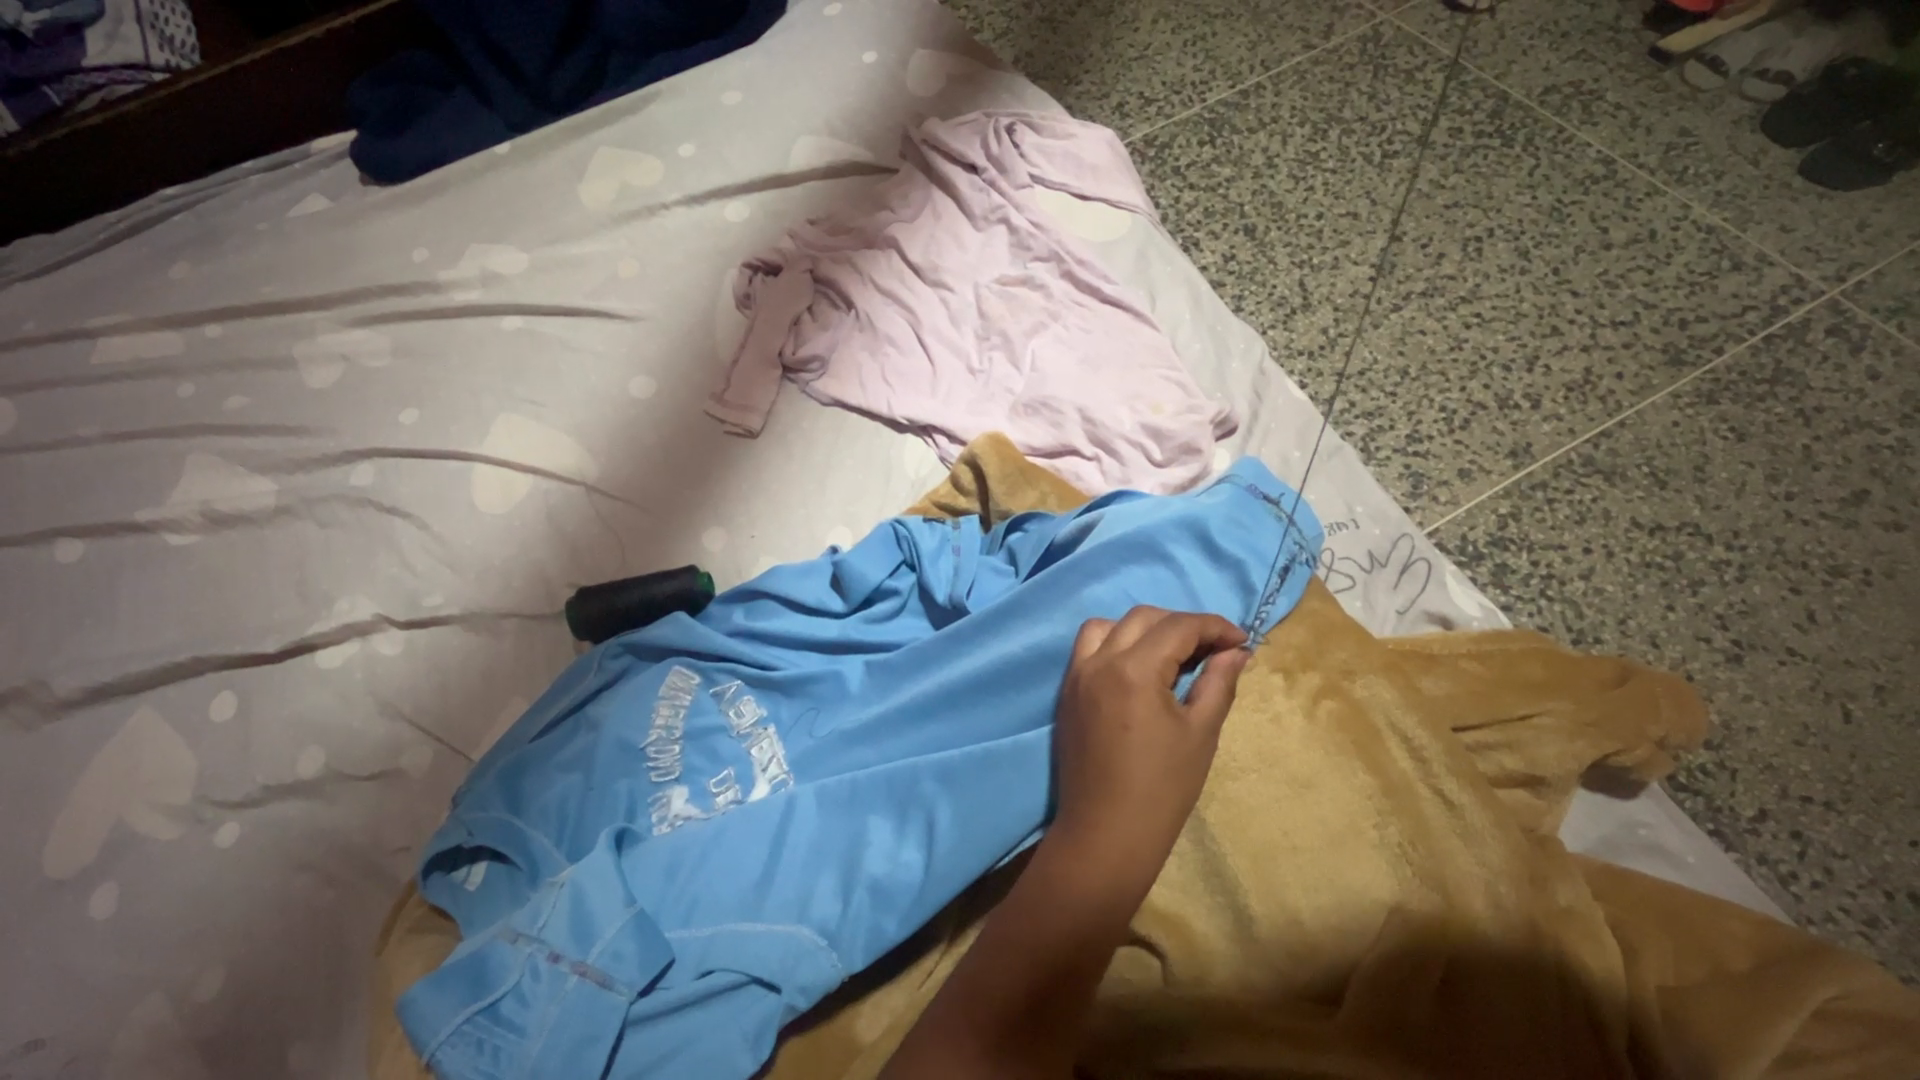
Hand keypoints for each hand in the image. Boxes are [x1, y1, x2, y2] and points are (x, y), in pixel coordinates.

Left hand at [1050, 606, 1250, 872]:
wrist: (1105, 833)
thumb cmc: (1162, 788)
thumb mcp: (1201, 733)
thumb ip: (1218, 682)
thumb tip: (1236, 651)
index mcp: (1134, 670)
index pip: (1178, 626)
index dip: (1214, 627)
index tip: (1241, 641)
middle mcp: (1099, 661)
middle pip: (1143, 618)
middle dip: (1182, 625)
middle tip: (1212, 649)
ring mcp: (1076, 676)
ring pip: (1108, 626)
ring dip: (1143, 628)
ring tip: (1171, 655)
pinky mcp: (1066, 692)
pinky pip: (1087, 648)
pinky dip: (1114, 643)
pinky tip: (1138, 669)